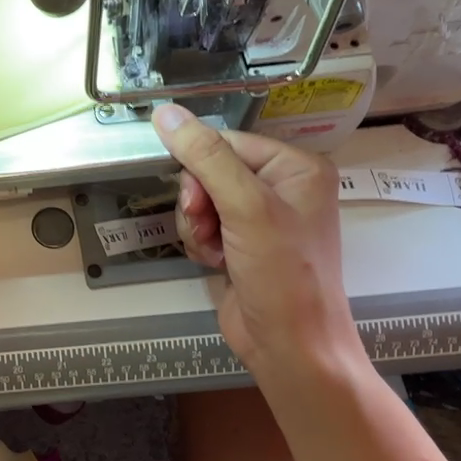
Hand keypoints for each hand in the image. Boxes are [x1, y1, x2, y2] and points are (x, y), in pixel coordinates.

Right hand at [151, 103, 361, 380]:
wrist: (290, 348)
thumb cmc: (281, 274)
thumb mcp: (245, 207)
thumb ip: (205, 157)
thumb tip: (163, 112)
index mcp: (296, 166)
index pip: (225, 142)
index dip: (200, 168)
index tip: (199, 202)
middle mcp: (282, 186)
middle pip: (208, 170)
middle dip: (198, 202)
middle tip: (207, 228)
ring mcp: (262, 217)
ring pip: (200, 199)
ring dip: (196, 225)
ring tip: (213, 251)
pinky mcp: (243, 243)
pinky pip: (203, 225)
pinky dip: (200, 243)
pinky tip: (215, 263)